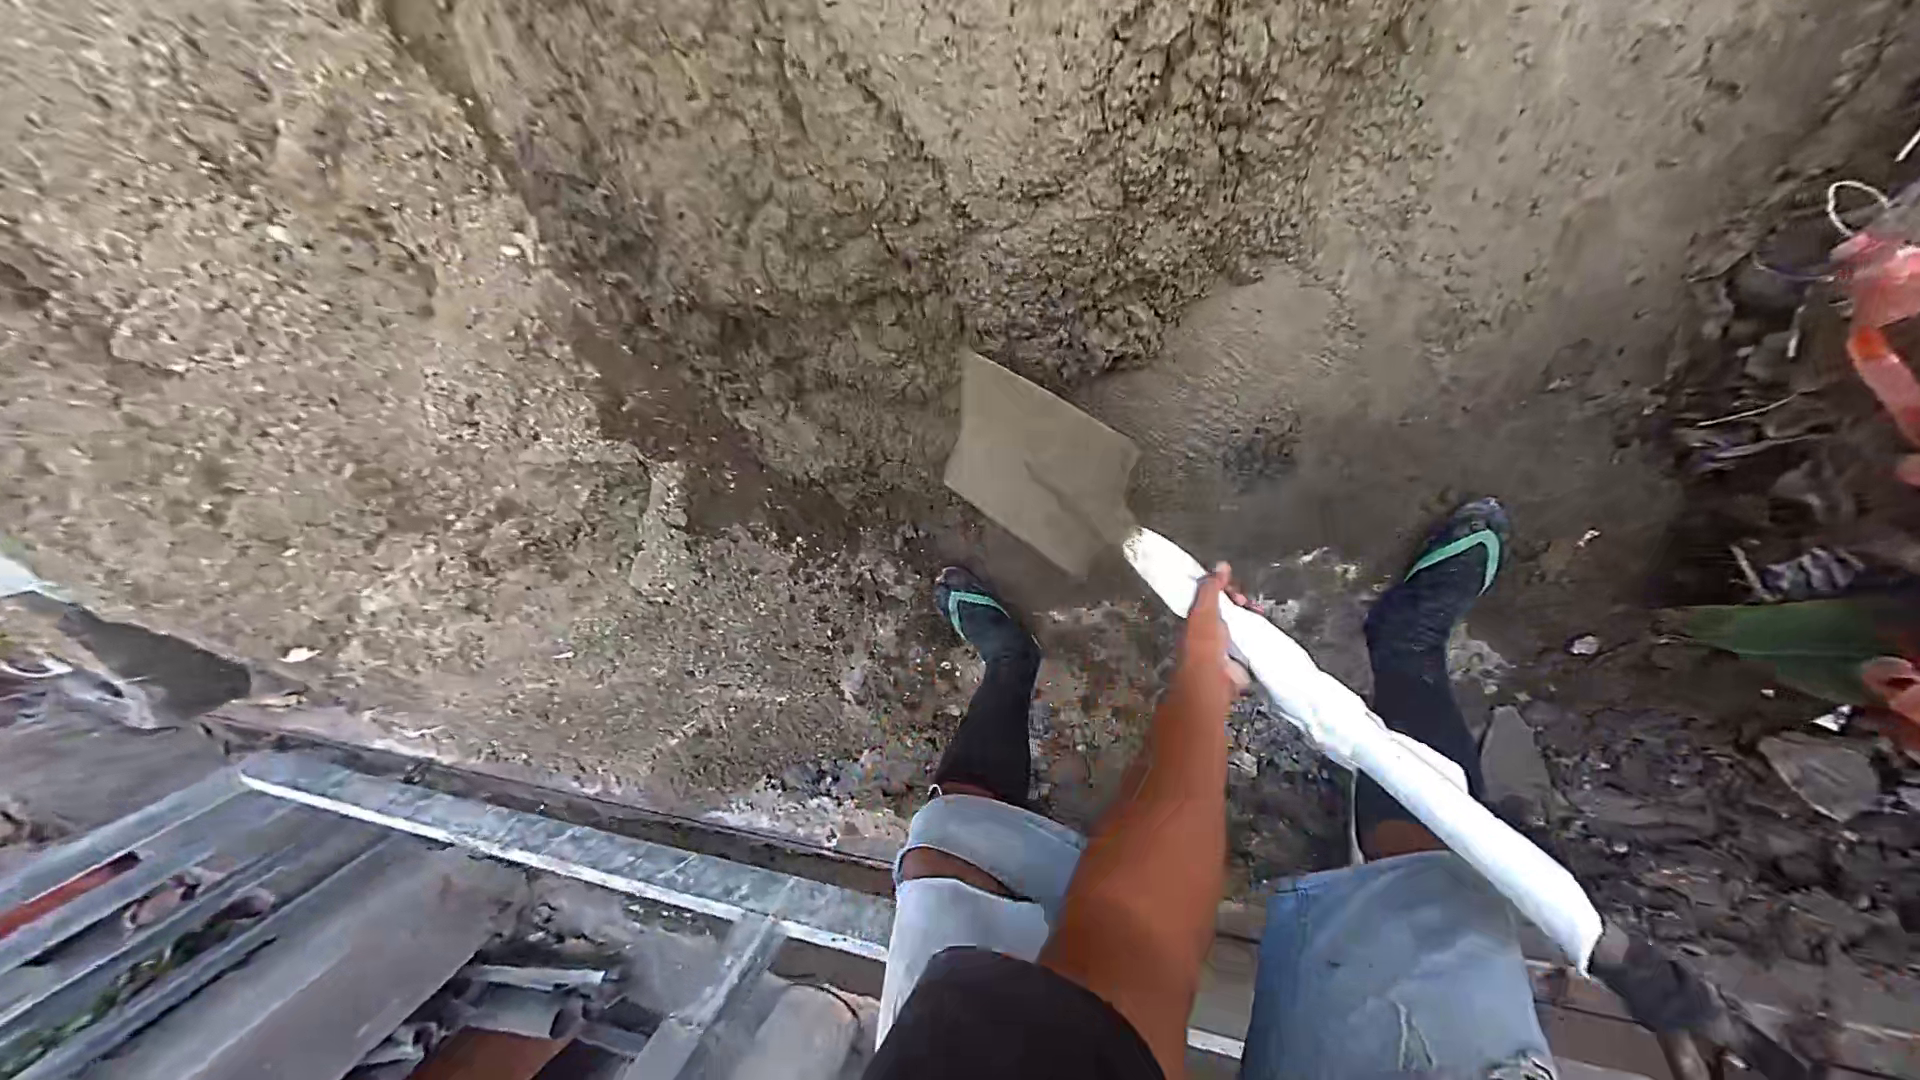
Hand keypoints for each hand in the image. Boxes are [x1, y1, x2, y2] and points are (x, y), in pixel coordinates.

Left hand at [1184, 563, 1251, 695]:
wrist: (1213, 680)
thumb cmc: (1203, 644)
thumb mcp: (1204, 610)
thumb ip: (1211, 588)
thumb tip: (1221, 565)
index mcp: (1195, 618)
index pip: (1208, 597)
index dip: (1220, 588)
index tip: (1231, 585)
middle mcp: (1208, 630)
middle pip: (1226, 608)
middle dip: (1238, 600)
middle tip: (1245, 601)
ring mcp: (1224, 643)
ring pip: (1240, 622)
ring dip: (1250, 614)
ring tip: (1257, 612)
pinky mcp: (1240, 656)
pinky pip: (1251, 639)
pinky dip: (1259, 632)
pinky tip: (1264, 627)